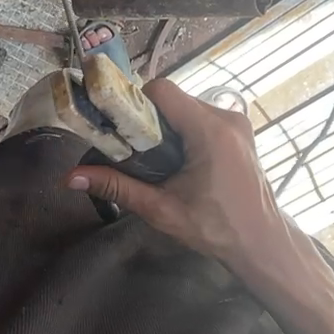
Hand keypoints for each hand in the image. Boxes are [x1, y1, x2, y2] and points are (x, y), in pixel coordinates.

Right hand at [66, 79, 293, 269]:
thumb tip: (71, 177)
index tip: (120, 128)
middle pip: (172, 99)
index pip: (162, 90)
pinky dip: (182, 131)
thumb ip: (116, 187)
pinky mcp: (239, 131)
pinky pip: (200, 117)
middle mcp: (226, 117)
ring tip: (153, 158)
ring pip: (186, 107)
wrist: (262, 243)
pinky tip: (176, 159)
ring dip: (165, 126)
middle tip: (132, 149)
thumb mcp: (161, 209)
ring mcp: (236, 122)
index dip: (135, 103)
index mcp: (210, 130)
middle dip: (148, 119)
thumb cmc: (215, 228)